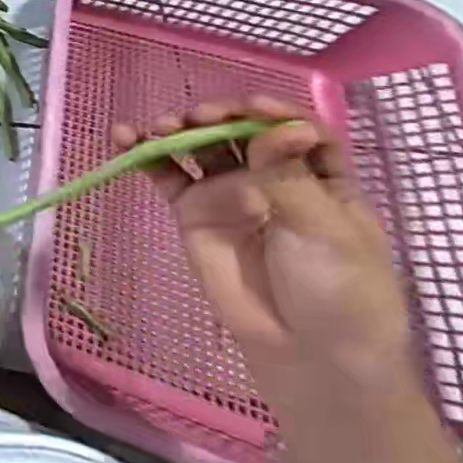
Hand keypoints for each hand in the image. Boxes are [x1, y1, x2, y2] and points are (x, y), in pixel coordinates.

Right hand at [116, 96, 409, 376]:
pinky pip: (165, 173)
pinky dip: (143, 153)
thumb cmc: (338, 290)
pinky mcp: (192, 210)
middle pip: (239, 129)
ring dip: (177, 127)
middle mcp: (269, 173)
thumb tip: (281, 123)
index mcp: (316, 174)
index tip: (251, 108)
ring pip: (198, 145)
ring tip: (161, 127)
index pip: (293, 127)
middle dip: (218, 115)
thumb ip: (289, 174)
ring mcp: (226, 191)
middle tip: (200, 118)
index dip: (273, 112)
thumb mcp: (324, 230)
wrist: (304, 354)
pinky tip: (124, 137)